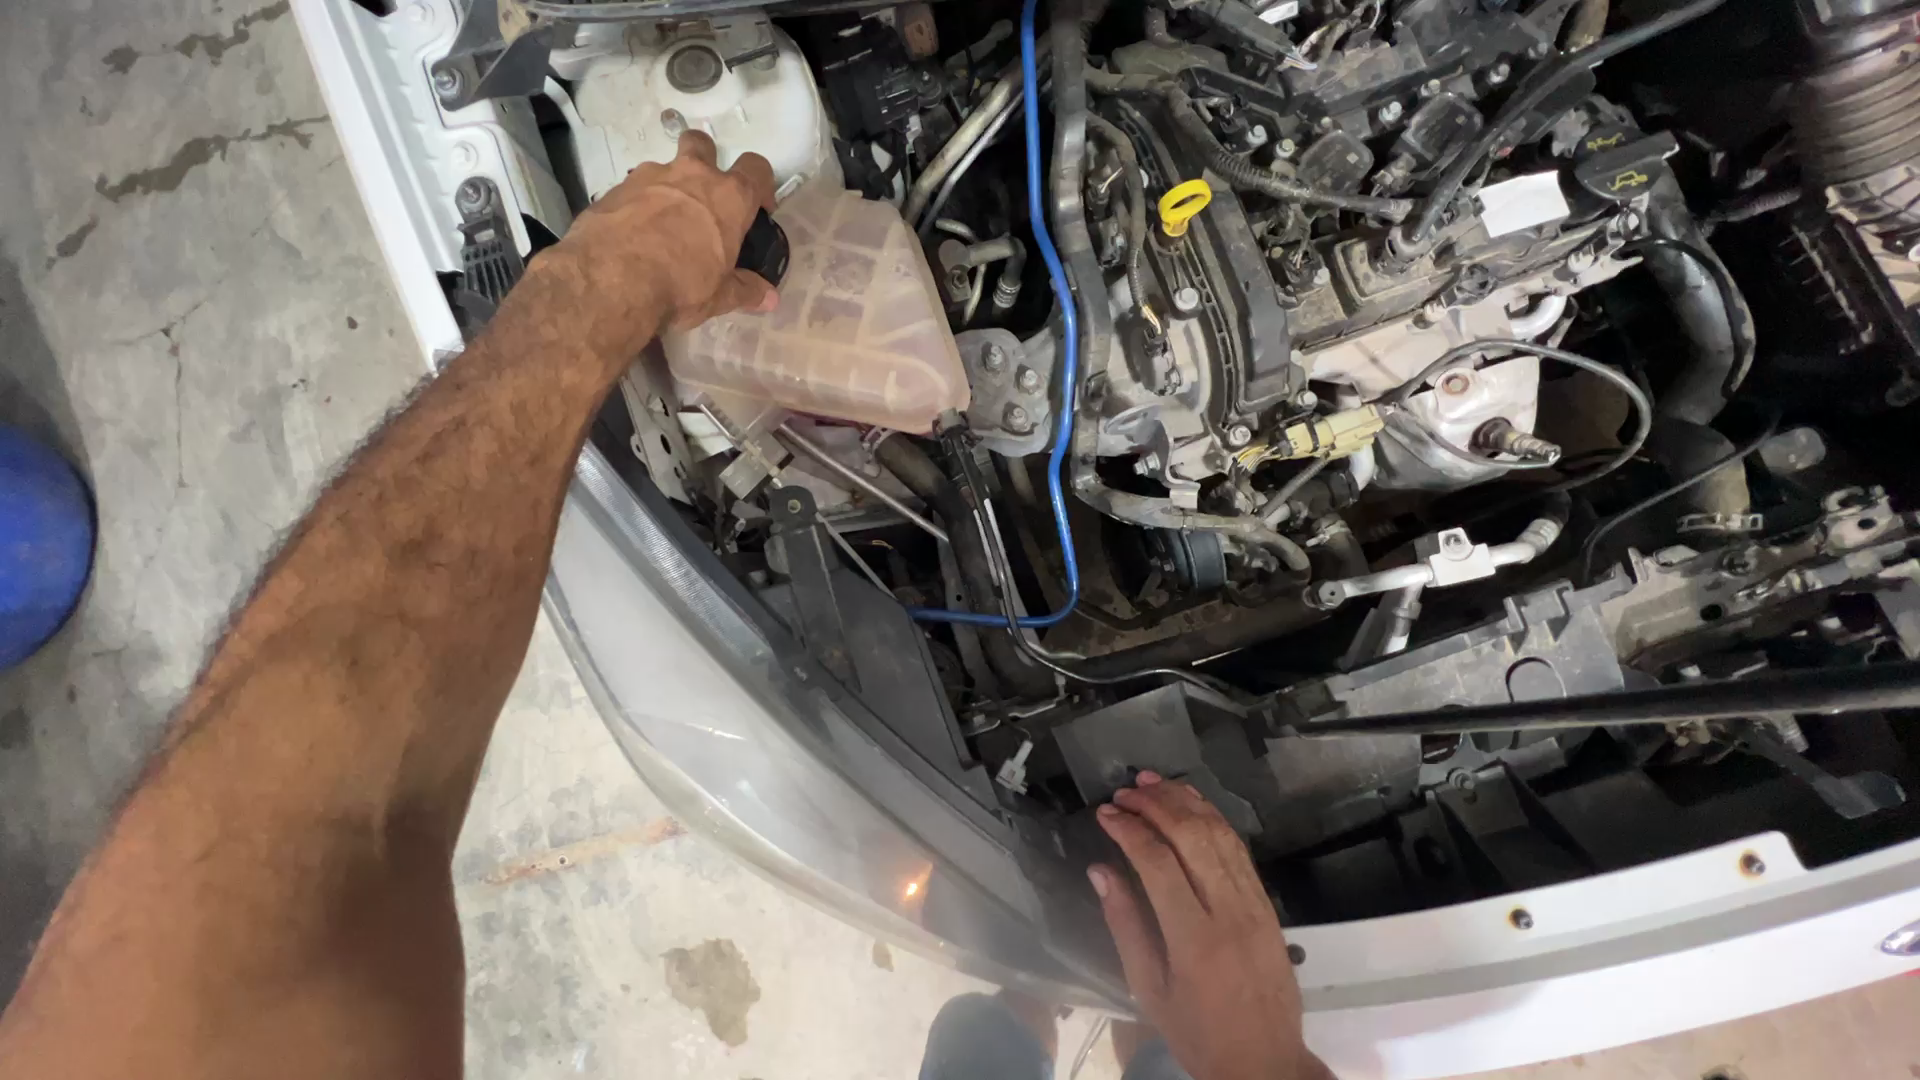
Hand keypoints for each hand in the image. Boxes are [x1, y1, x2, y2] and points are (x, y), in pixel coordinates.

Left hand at [537, 129, 778, 352]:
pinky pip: (636, 189)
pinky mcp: (616, 188)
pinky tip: (637, 234)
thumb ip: (746, 291)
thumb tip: (770, 298)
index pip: (756, 169)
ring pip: (665, 168)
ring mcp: (650, 177)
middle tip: (706, 196)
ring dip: (670, 187)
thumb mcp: (720, 296)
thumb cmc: (681, 284)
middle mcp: (691, 175)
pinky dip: (641, 205)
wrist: (611, 279)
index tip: (758, 208)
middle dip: (707, 160)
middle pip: (703, 144)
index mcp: (728, 198)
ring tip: (666, 224)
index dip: (761, 185)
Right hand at [1088, 772, 1333, 1079]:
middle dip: (1154, 805)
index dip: (1128, 830)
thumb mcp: (1149, 989)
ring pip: (1219, 834)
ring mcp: (1254, 904)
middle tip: (1124, 791)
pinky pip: (1238, 848)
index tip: (1104, 813)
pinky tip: (1190, 803)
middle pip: (1192, 837)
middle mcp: (1229, 912)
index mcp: (1194, 939)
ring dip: (1184, 802)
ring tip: (1152, 782)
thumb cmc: (1197, 1032)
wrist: (1267, 1063)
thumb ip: (1124, 925)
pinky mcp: (1267, 903)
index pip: (1158, 863)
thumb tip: (1099, 870)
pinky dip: (1212, 818)